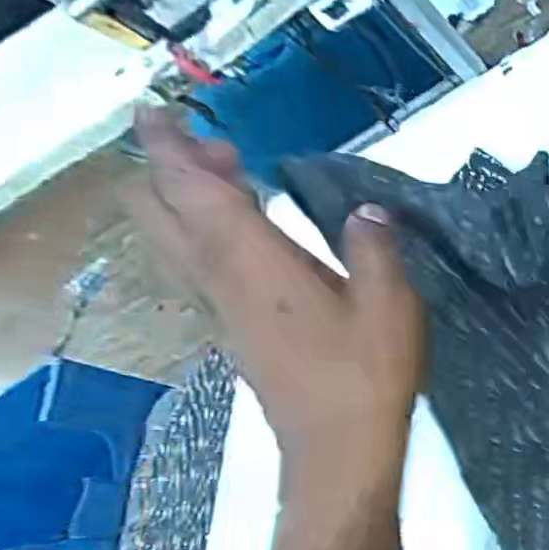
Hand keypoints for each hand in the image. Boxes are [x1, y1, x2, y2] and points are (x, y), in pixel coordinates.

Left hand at [127, 107, 425, 481]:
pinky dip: (210, 236)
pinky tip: (261, 246)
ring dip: (189, 203)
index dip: (171, 143)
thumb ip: (376, 250)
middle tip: (224, 155)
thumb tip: (369, 211)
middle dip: (173, 169)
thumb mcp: (391, 303)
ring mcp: (222, 305)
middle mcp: (219, 275)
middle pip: (157, 206)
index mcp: (251, 259)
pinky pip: (198, 264)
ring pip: (172, 237)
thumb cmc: (367, 368)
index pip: (189, 185)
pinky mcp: (236, 328)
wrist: (340, 439)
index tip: (166, 110)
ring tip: (243, 192)